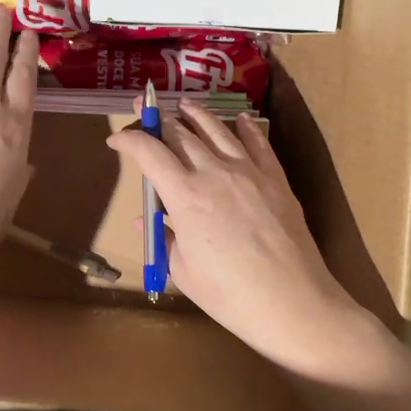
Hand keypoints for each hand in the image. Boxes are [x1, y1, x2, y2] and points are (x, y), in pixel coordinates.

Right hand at [107, 100, 368, 372]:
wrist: (295, 305)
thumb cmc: (230, 296)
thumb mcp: (182, 271)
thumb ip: (163, 238)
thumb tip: (148, 221)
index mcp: (184, 195)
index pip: (148, 151)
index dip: (128, 139)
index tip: (116, 140)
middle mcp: (213, 172)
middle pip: (180, 133)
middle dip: (156, 119)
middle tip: (142, 109)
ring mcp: (248, 173)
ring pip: (217, 129)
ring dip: (195, 113)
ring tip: (184, 104)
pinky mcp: (276, 180)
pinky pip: (258, 144)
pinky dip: (245, 128)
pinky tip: (240, 119)